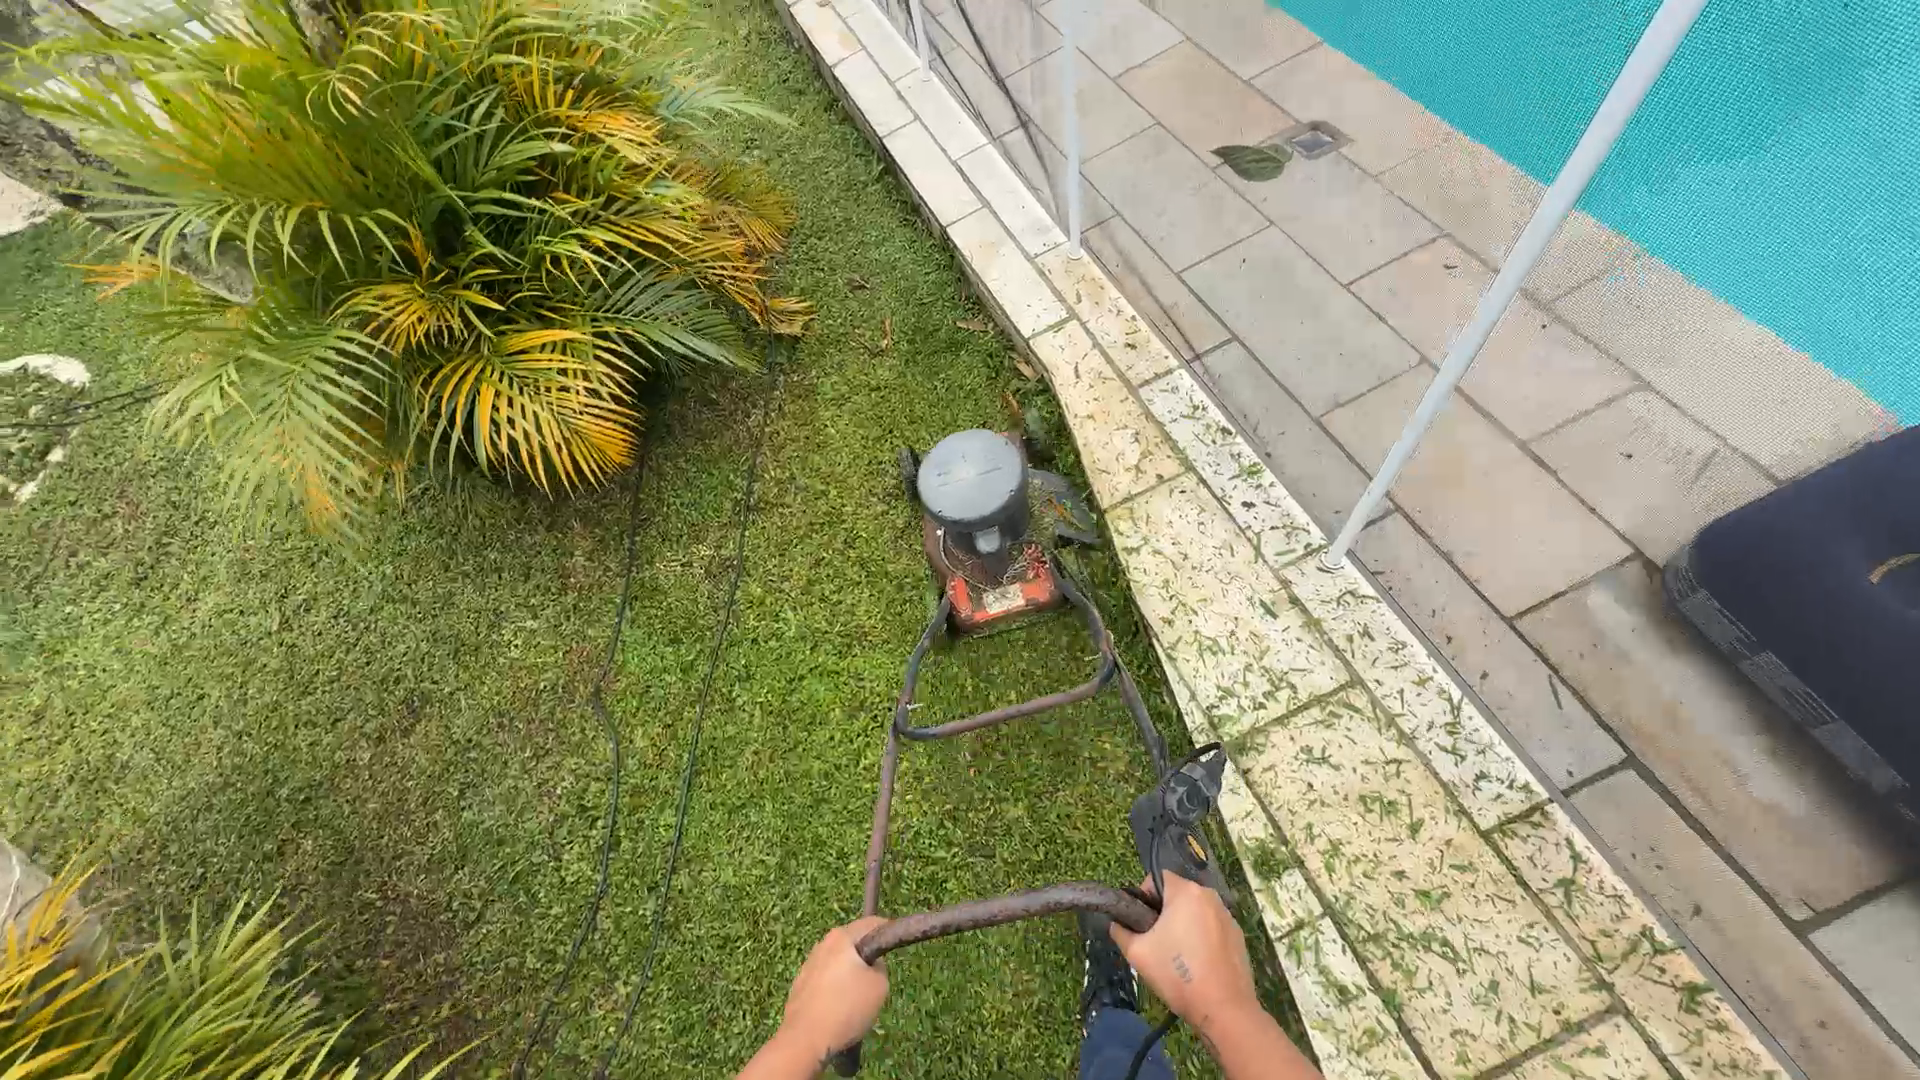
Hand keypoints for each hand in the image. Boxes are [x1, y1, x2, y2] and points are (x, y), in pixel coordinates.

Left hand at [773, 916, 889, 1062]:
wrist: (804, 1040)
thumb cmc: (847, 1007)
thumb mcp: (880, 986)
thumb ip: (880, 967)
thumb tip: (870, 966)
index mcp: (842, 937)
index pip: (872, 924)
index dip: (887, 932)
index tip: (895, 947)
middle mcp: (823, 944)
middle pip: (853, 944)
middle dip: (866, 959)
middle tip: (876, 981)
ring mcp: (808, 965)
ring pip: (838, 964)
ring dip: (849, 976)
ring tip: (856, 1001)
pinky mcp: (800, 986)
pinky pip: (825, 981)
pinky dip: (834, 990)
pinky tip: (838, 1011)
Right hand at [1110, 872, 1258, 1035]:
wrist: (1225, 1010)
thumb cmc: (1178, 975)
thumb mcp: (1137, 953)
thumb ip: (1120, 931)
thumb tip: (1116, 924)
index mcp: (1186, 891)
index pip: (1157, 878)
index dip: (1144, 897)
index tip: (1142, 923)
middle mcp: (1209, 896)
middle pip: (1177, 894)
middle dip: (1164, 912)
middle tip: (1156, 942)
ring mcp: (1227, 916)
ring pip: (1195, 911)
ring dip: (1184, 924)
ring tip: (1178, 956)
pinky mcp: (1238, 936)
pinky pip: (1211, 927)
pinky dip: (1202, 937)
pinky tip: (1198, 964)